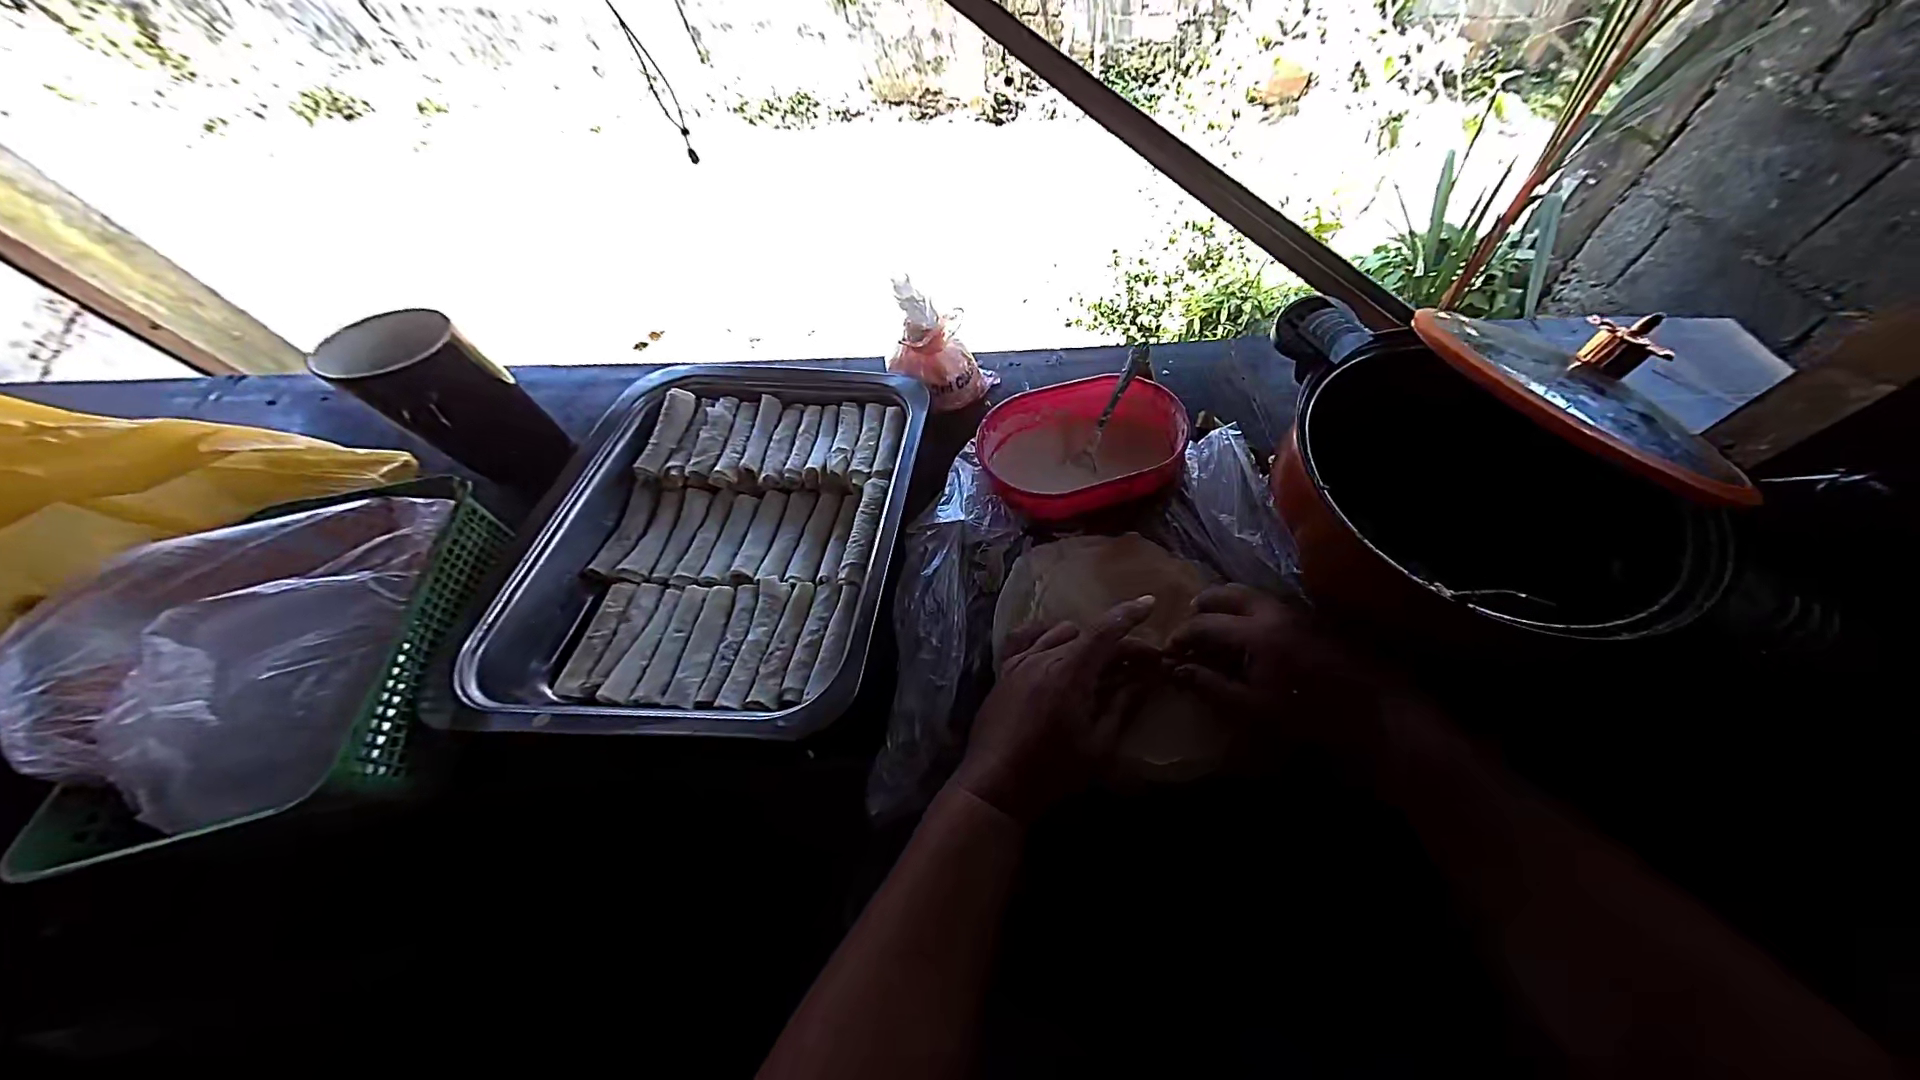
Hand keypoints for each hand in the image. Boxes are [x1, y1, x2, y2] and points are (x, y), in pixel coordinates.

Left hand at [950, 596, 1158, 823]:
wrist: (994, 785)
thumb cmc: (1051, 771)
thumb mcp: (1098, 745)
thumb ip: (1123, 705)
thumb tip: (1145, 679)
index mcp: (1069, 672)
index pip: (1105, 631)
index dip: (1129, 615)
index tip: (1150, 603)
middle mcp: (1042, 657)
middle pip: (1086, 636)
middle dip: (1116, 645)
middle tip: (1140, 665)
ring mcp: (1019, 663)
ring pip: (1057, 633)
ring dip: (1084, 640)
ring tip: (1101, 662)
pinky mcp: (1003, 672)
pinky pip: (1025, 639)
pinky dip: (1044, 635)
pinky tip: (1054, 644)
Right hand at [1165, 584, 1395, 759]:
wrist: (1375, 714)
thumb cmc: (1309, 715)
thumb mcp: (1252, 707)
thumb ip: (1210, 685)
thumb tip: (1175, 670)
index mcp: (1255, 633)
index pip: (1204, 624)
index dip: (1181, 636)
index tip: (1169, 650)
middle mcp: (1273, 611)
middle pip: (1226, 593)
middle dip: (1202, 607)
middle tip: (1189, 628)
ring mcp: (1295, 610)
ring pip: (1249, 594)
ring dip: (1225, 605)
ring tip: (1215, 629)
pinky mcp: (1310, 617)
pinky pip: (1268, 603)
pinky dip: (1247, 610)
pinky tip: (1247, 636)